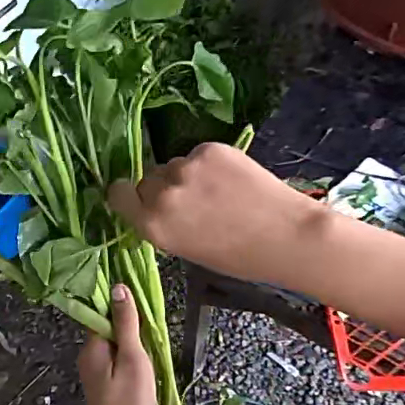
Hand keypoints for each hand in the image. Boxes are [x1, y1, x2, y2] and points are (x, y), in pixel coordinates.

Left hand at [77, 284, 154, 404]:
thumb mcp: (133, 360)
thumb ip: (126, 324)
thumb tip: (118, 287)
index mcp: (91, 347)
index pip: (102, 311)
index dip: (121, 303)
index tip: (142, 298)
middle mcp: (87, 355)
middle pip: (109, 326)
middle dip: (130, 324)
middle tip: (152, 331)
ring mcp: (94, 370)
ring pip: (115, 343)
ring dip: (133, 342)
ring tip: (152, 349)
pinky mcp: (103, 383)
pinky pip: (116, 359)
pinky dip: (131, 357)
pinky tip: (145, 365)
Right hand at [108, 143, 328, 284]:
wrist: (286, 235)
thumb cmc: (238, 256)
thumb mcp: (186, 249)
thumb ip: (163, 225)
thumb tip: (155, 206)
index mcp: (153, 225)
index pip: (117, 194)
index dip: (127, 195)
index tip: (138, 198)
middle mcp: (163, 194)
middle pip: (147, 179)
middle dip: (162, 188)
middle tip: (191, 202)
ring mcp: (186, 167)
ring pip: (174, 165)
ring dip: (186, 176)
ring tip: (217, 193)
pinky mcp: (210, 148)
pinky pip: (197, 154)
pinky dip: (209, 165)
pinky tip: (230, 181)